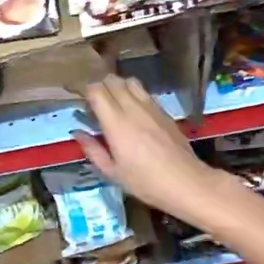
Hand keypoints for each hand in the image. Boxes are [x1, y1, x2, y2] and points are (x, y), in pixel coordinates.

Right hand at [72, 77, 232, 217]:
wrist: (187, 182)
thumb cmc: (145, 181)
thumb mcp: (112, 172)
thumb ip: (92, 149)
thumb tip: (78, 133)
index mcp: (116, 123)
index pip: (96, 90)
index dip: (84, 89)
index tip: (76, 97)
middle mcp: (133, 109)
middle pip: (113, 80)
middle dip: (99, 85)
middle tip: (92, 100)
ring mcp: (152, 108)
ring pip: (131, 82)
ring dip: (118, 86)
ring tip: (112, 101)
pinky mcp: (165, 112)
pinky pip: (145, 93)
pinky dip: (134, 94)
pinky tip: (132, 111)